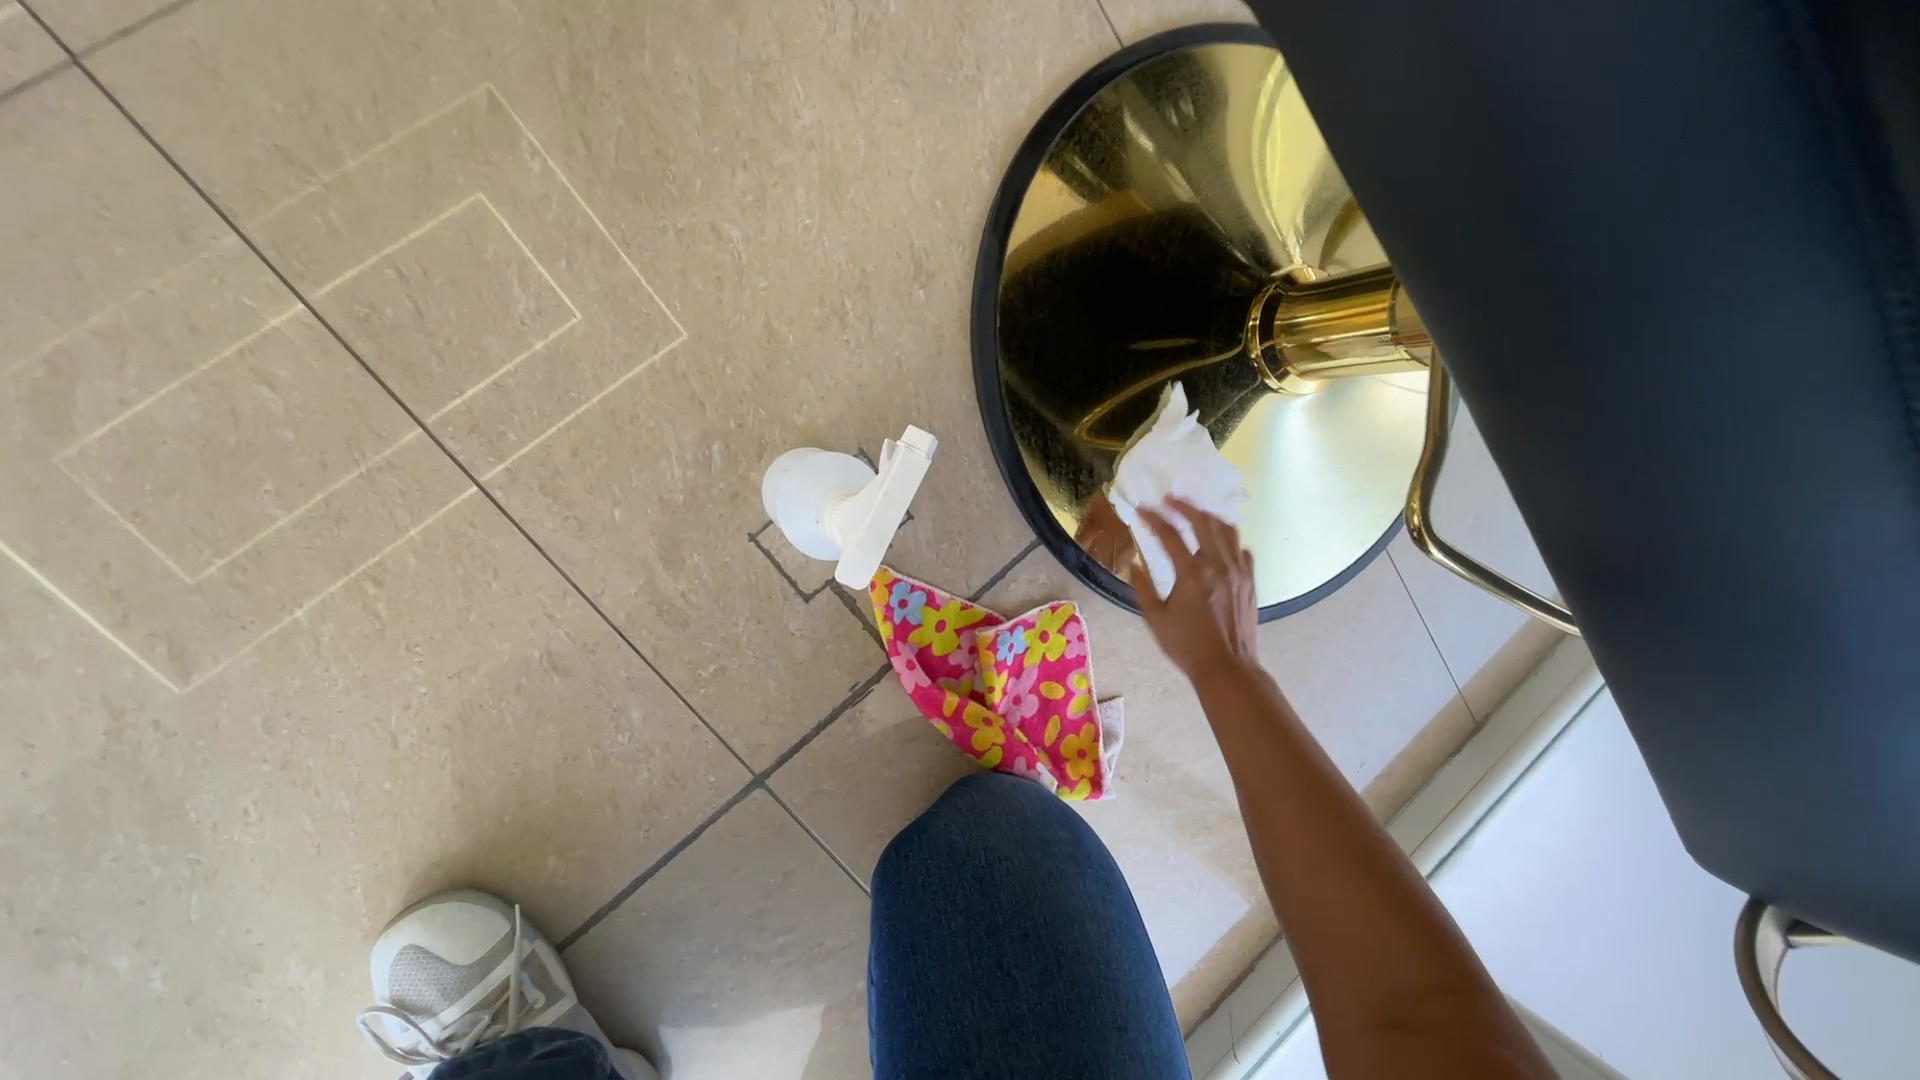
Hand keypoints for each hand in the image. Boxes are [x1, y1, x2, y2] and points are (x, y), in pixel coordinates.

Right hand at [1127, 497, 1259, 680]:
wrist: (1227, 666)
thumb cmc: (1187, 645)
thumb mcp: (1155, 618)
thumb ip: (1143, 587)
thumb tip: (1133, 563)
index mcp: (1192, 573)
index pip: (1170, 534)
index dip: (1154, 518)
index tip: (1142, 509)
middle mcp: (1219, 565)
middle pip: (1203, 522)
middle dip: (1184, 507)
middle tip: (1170, 500)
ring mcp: (1239, 571)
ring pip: (1227, 531)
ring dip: (1209, 518)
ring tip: (1195, 515)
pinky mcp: (1250, 581)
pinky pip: (1241, 550)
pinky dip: (1229, 540)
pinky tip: (1219, 545)